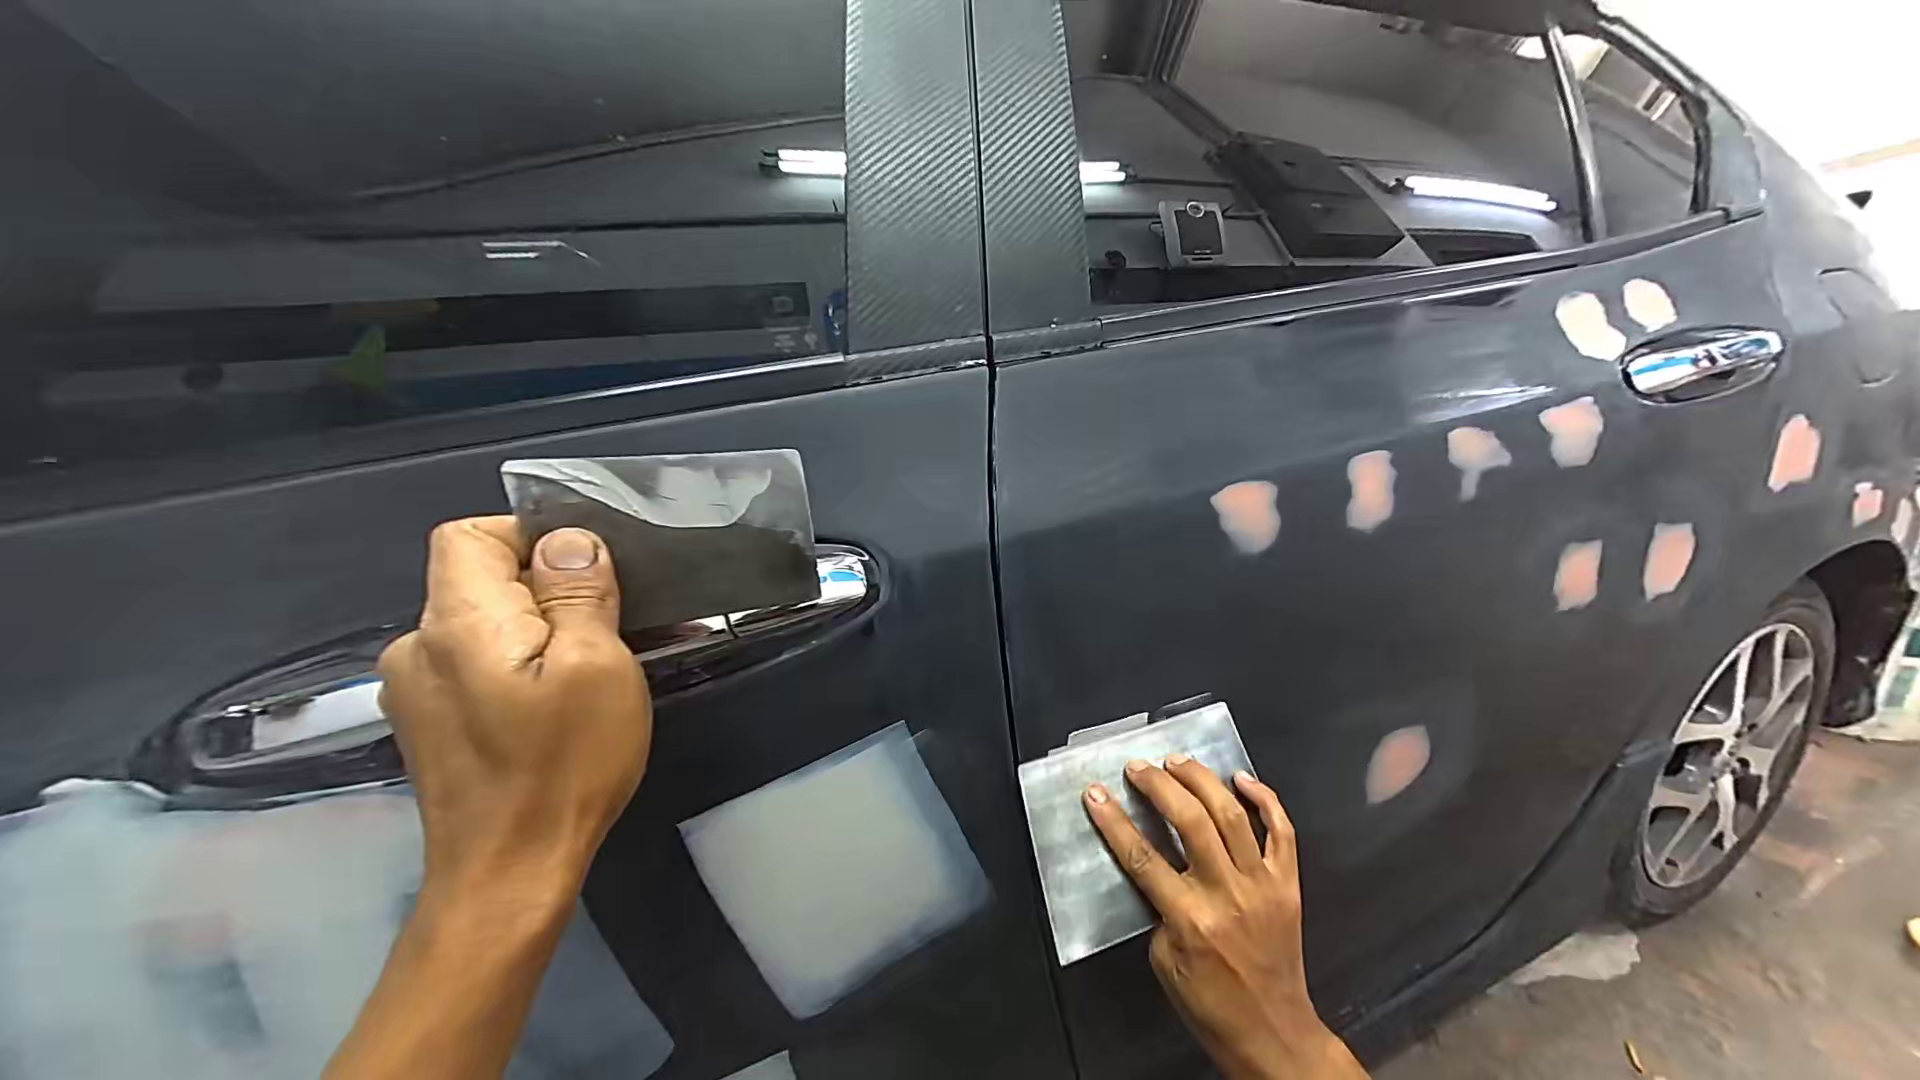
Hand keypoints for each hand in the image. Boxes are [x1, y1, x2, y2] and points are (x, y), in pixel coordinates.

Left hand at [378, 516, 652, 902]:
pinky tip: (562, 696)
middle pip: (481, 577)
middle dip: (550, 587)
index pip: (471, 533)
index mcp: (456, 623)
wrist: (511, 871)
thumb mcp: (596, 664)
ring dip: (544, 626)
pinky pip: (480, 659)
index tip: (588, 574)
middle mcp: (419, 645)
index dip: (532, 536)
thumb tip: (569, 539)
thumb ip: (578, 592)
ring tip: (597, 664)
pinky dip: (524, 659)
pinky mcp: (431, 718)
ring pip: (488, 621)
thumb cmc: (564, 763)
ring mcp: (418, 686)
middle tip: (610, 626)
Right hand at [1083, 758, 1367, 1079]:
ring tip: (1177, 761)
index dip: (1113, 820)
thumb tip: (1150, 861)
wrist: (1274, 1037)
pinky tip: (1241, 778)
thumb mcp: (1163, 960)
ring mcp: (1262, 886)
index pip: (1142, 857)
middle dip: (1159, 786)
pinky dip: (1265, 799)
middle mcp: (1228, 895)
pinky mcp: (1288, 885)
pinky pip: (1282, 832)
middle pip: (1191, 822)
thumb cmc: (1210, 1004)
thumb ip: (1156, 907)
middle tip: (1139, 768)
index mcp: (1191, 919)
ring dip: (1202, 780)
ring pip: (1233, 816)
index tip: (1095, 793)